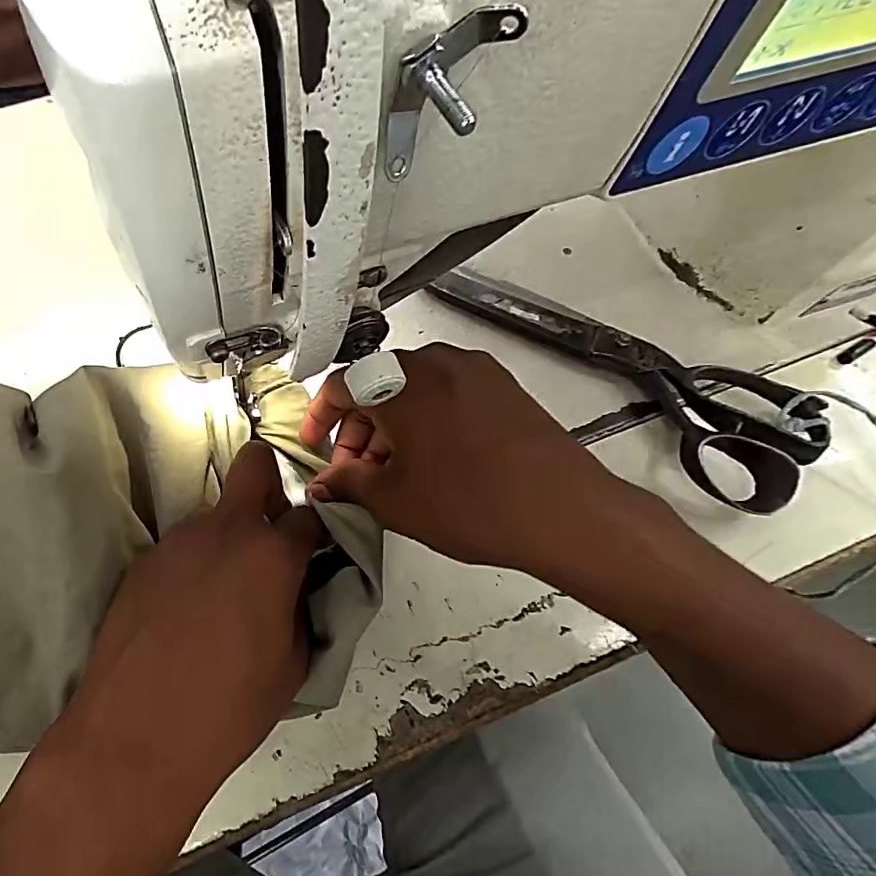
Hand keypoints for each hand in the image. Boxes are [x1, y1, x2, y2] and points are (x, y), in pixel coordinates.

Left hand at [52, 440, 326, 804]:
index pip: (312, 514)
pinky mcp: (142, 563)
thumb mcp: (294, 664)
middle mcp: (223, 533)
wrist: (134, 737)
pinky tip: (187, 612)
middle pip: (255, 465)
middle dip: (274, 486)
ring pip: (215, 514)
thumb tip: (299, 587)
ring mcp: (176, 543)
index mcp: (271, 555)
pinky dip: (195, 564)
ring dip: (230, 538)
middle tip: (274, 536)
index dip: (322, 530)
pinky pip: (182, 547)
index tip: (320, 551)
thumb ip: (304, 608)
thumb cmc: (227, 708)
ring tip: (224, 595)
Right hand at [298, 343, 624, 574]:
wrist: (560, 509)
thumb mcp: (395, 501)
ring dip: (393, 428)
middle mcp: (437, 365)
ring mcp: (474, 372)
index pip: (340, 386)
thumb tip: (330, 482)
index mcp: (399, 383)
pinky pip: (447, 396)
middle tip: (354, 471)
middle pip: (377, 387)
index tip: (316, 442)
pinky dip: (427, 422)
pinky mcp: (501, 387)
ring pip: (414, 391)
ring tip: (394, 474)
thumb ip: (349, 484)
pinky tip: (431, 463)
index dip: (319, 418)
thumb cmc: (481, 503)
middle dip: (358, 430)